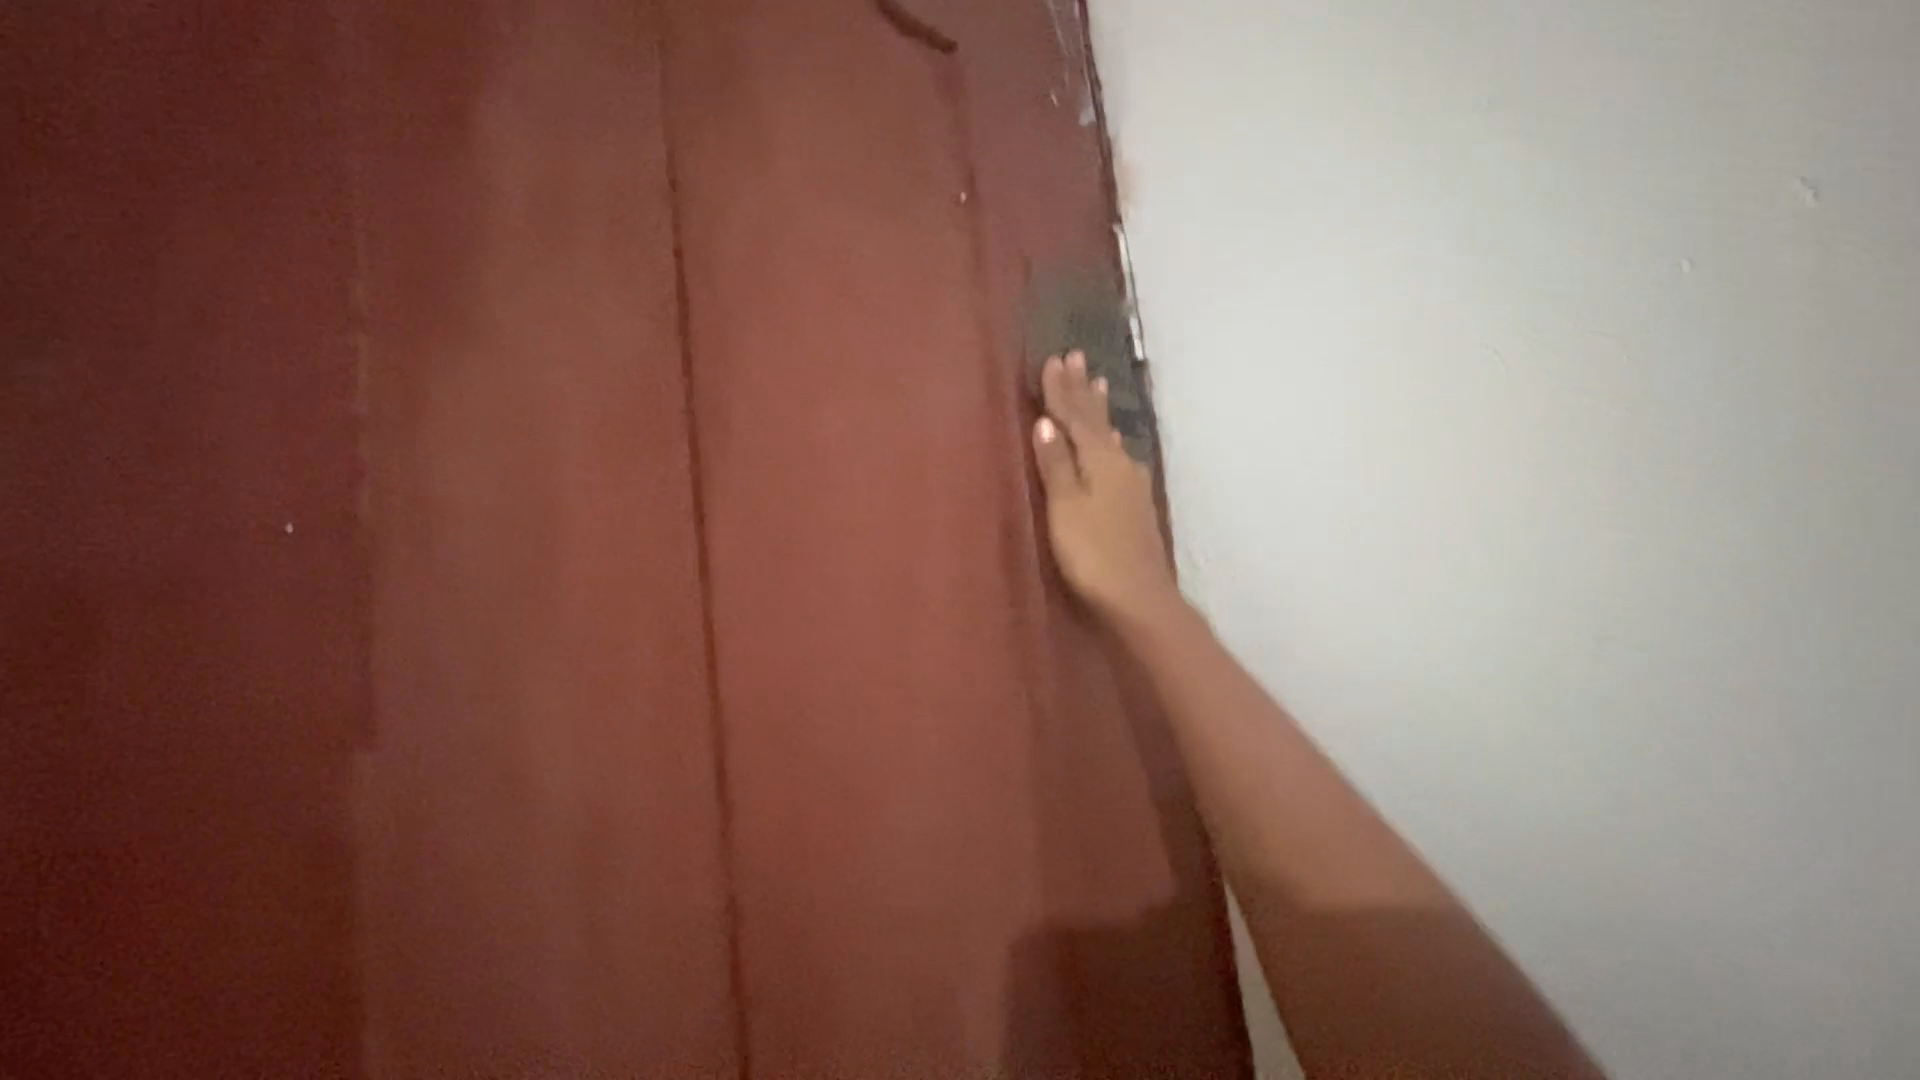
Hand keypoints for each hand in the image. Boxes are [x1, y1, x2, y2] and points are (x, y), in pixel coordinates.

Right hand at [1031, 351, 1182, 626]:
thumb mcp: (1066, 508)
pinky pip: (1116, 453)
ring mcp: (1131, 483)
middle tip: (1076, 357)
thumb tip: (1045, 422)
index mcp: (1100, 460)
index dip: (1060, 390)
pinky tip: (1111, 440)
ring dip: (1099, 409)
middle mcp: (1120, 462)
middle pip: (1095, 420)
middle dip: (1082, 390)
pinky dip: (1107, 436)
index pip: (1074, 416)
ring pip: (1109, 434)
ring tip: (1097, 383)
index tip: (1052, 359)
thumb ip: (1055, 465)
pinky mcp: (1134, 502)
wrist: (1139, 596)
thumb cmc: (1093, 553)